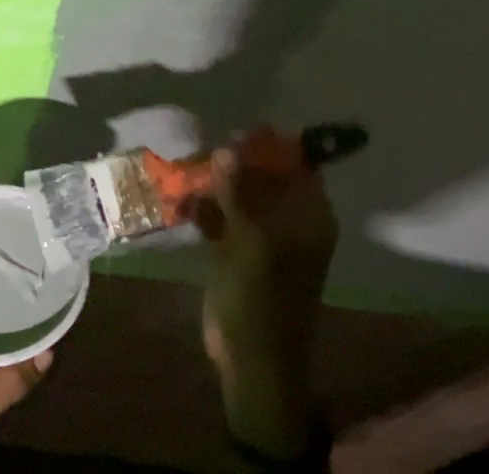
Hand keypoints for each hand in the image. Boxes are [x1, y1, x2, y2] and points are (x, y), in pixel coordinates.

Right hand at [190, 128, 338, 459]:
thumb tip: (226, 149)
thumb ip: (239, 194)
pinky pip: (223, 218)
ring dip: (214, 185)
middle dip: (234, 163)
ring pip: (240, 196)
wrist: (252, 358)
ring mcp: (262, 237)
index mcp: (308, 218)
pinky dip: (204, 210)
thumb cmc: (262, 299)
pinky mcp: (237, 252)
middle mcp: (289, 222)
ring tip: (182, 172)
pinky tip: (180, 203)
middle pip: (265, 178)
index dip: (271, 146)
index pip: (297, 167)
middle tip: (199, 149)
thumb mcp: (250, 243)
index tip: (236, 129)